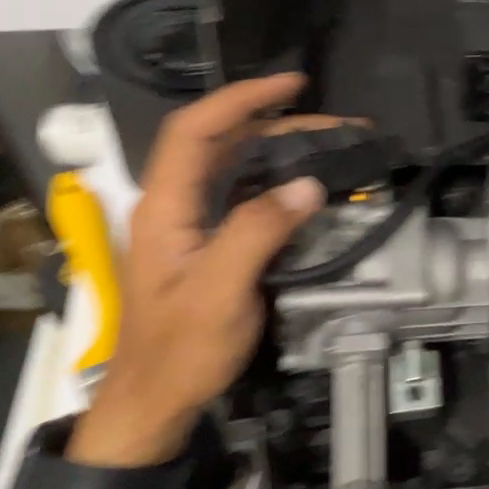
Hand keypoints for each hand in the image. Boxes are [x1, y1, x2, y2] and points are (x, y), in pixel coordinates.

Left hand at [70, 74, 325, 466]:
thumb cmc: (180, 351)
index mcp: (164, 208)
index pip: (195, 130)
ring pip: (234, 168)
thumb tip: (307, 184)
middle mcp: (174, 207)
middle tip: (335, 125)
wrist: (154, 403)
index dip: (241, 99)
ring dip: (281, 149)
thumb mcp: (220, 293)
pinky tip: (311, 186)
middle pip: (220, 143)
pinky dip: (280, 181)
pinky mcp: (209, 246)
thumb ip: (257, 232)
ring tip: (333, 147)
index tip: (292, 85)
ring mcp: (190, 226)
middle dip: (276, 122)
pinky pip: (245, 197)